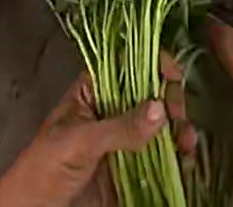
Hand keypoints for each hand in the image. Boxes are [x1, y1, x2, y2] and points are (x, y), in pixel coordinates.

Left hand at [0, 55, 194, 206]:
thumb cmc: (44, 167)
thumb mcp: (80, 141)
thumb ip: (119, 126)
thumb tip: (160, 109)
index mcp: (94, 89)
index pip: (128, 62)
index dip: (152, 61)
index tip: (172, 72)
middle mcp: (112, 109)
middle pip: (149, 92)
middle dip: (169, 98)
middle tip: (178, 113)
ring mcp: (122, 140)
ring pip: (158, 125)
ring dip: (178, 128)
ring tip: (187, 140)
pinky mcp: (129, 171)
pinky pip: (158, 158)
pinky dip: (176, 156)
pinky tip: (185, 159)